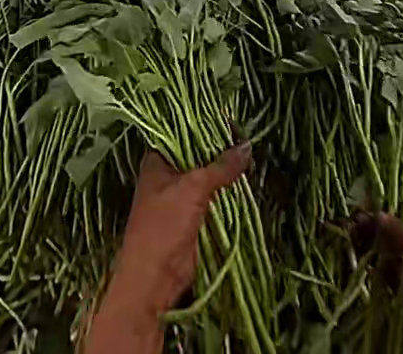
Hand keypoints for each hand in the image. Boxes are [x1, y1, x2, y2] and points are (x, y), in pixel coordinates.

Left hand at [84, 145, 251, 353]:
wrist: (153, 279)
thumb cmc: (164, 225)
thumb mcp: (194, 188)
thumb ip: (221, 166)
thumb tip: (247, 146)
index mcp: (157, 160)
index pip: (183, 131)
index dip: (206, 125)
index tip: (231, 122)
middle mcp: (166, 174)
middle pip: (196, 153)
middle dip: (219, 148)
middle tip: (245, 139)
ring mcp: (177, 196)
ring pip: (205, 175)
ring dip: (224, 170)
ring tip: (249, 156)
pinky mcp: (189, 216)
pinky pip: (210, 195)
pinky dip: (225, 190)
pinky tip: (242, 180)